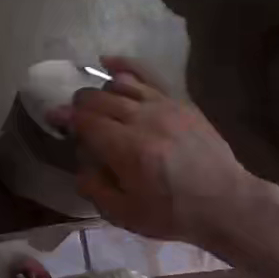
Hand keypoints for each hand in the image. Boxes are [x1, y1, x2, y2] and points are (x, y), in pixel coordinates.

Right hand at [59, 56, 275, 244]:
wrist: (226, 204)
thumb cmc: (172, 214)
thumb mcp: (124, 214)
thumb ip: (95, 188)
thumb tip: (81, 166)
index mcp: (126, 149)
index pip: (85, 121)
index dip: (65, 117)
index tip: (52, 117)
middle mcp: (143, 120)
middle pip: (99, 98)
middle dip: (79, 103)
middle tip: (72, 115)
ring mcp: (164, 107)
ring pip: (121, 85)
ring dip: (99, 89)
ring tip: (91, 99)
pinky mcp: (180, 103)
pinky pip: (149, 76)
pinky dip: (126, 67)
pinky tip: (110, 63)